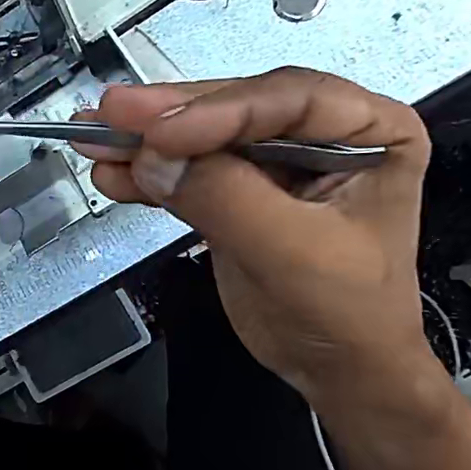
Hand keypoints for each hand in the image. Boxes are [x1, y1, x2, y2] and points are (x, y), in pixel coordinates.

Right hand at [83, 67, 438, 403]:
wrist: (341, 370)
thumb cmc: (350, 315)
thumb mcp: (296, 253)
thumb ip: (228, 198)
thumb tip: (156, 158)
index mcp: (373, 131)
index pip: (291, 99)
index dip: (220, 110)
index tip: (161, 132)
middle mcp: (328, 134)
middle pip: (241, 108)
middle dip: (174, 116)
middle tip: (113, 113)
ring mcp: (280, 163)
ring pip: (208, 137)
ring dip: (151, 141)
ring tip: (97, 138)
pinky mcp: (243, 192)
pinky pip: (193, 172)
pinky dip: (152, 175)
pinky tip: (115, 174)